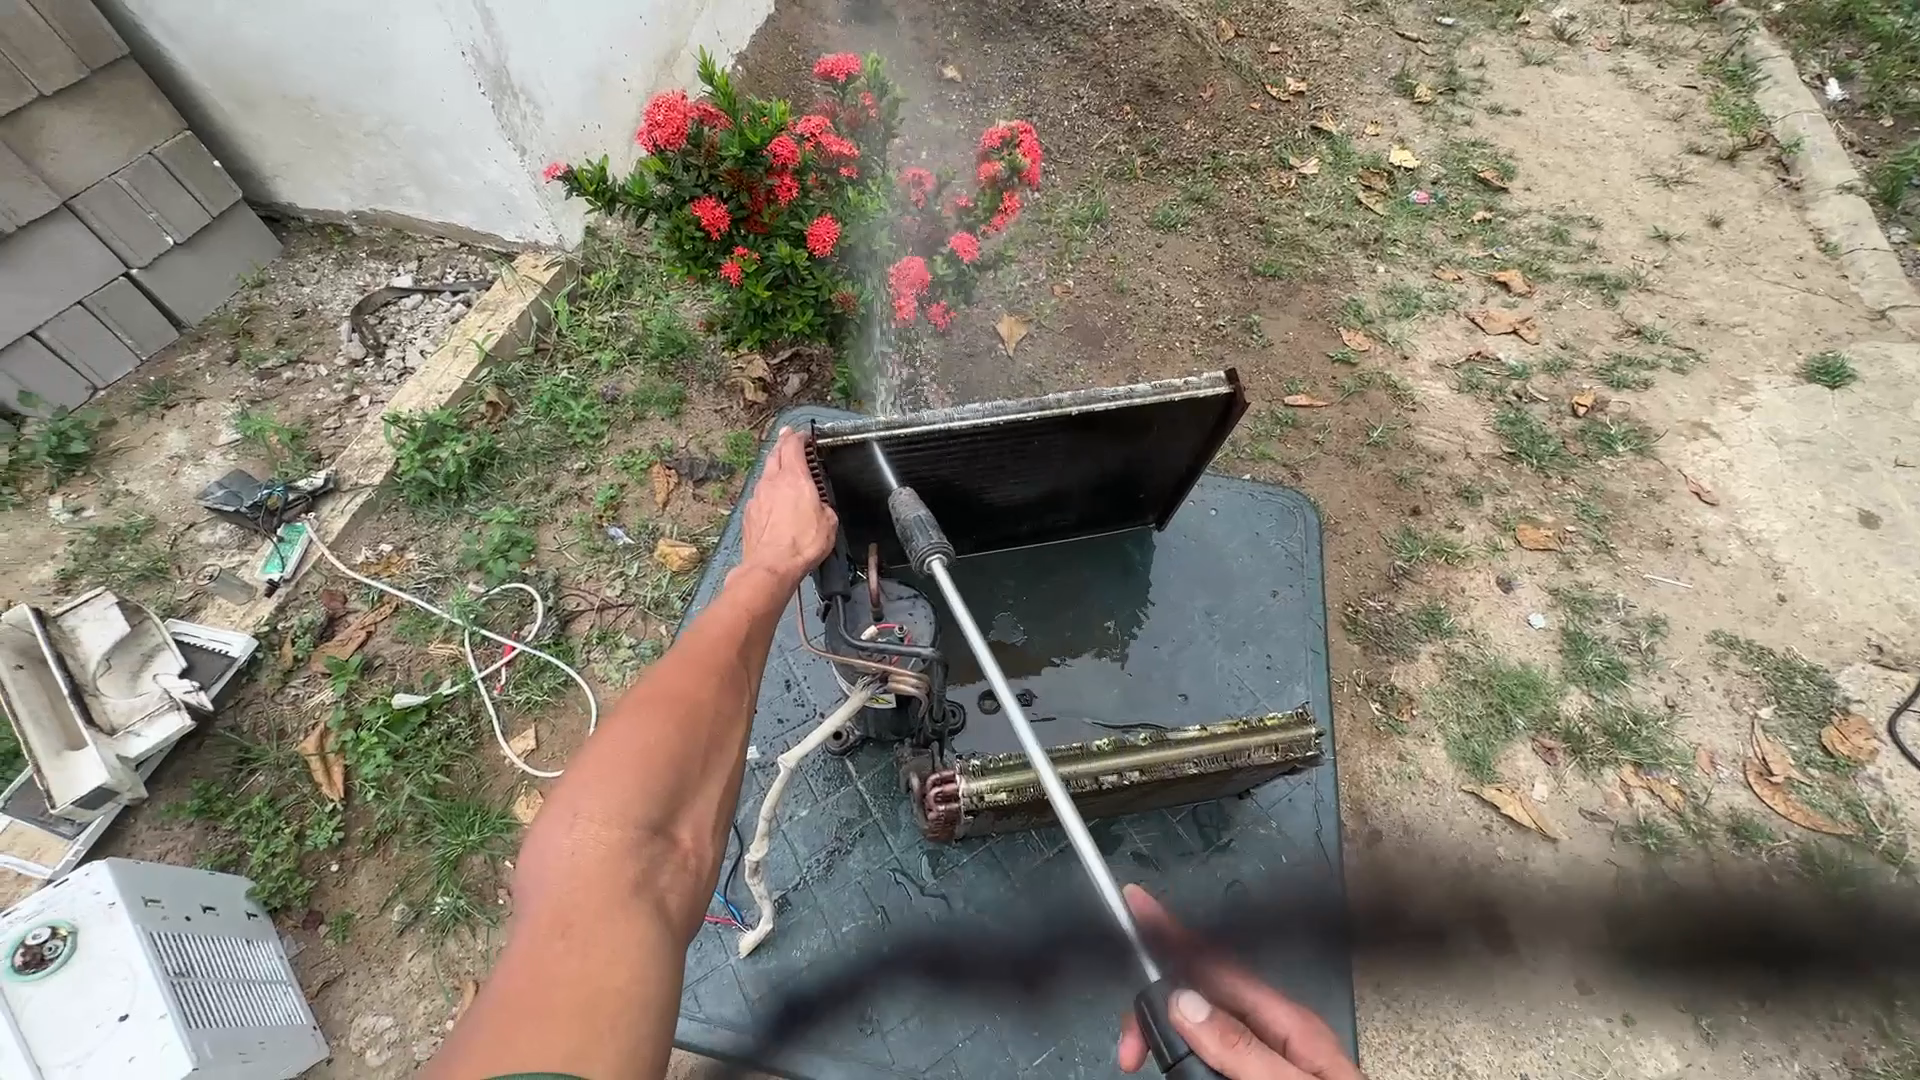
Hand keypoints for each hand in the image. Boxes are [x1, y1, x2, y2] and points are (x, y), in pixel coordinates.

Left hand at [736, 427, 836, 589]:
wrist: (771, 566)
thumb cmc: (801, 545)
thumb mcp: (829, 522)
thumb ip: (824, 507)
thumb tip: (820, 508)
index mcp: (795, 478)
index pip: (793, 446)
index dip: (798, 437)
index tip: (803, 435)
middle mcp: (773, 482)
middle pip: (775, 454)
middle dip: (782, 443)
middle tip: (787, 437)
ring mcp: (758, 497)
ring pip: (765, 473)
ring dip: (774, 467)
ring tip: (781, 468)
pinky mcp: (749, 513)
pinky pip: (759, 494)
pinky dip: (767, 490)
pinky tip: (772, 499)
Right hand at [1118, 885, 1362, 1079]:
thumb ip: (1242, 1047)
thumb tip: (1185, 1003)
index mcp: (1289, 1023)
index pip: (1217, 963)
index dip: (1173, 931)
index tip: (1139, 903)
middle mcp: (1277, 1032)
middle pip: (1201, 996)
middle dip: (1158, 1010)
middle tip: (1131, 1050)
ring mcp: (1270, 1056)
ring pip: (1202, 1025)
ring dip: (1169, 1037)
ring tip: (1144, 1057)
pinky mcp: (1261, 1073)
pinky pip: (1212, 1054)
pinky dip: (1187, 1056)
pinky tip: (1177, 1063)